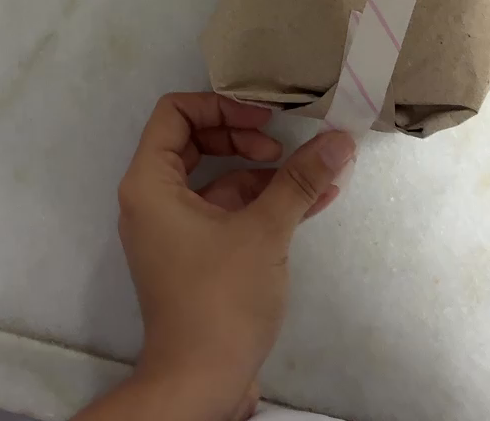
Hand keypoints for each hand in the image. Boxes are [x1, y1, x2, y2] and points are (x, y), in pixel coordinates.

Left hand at [80, 93, 354, 420]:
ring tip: (310, 174)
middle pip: (194, 140)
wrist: (200, 384)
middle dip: (242, 137)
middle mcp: (152, 197)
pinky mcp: (193, 253)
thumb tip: (339, 140)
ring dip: (260, 172)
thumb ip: (300, 181)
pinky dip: (258, 202)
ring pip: (214, 177)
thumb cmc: (220, 297)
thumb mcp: (264, 231)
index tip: (262, 120)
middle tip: (281, 146)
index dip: (220, 107)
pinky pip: (223, 210)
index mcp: (149, 181)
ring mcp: (172, 227)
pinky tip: (309, 202)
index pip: (175, 112)